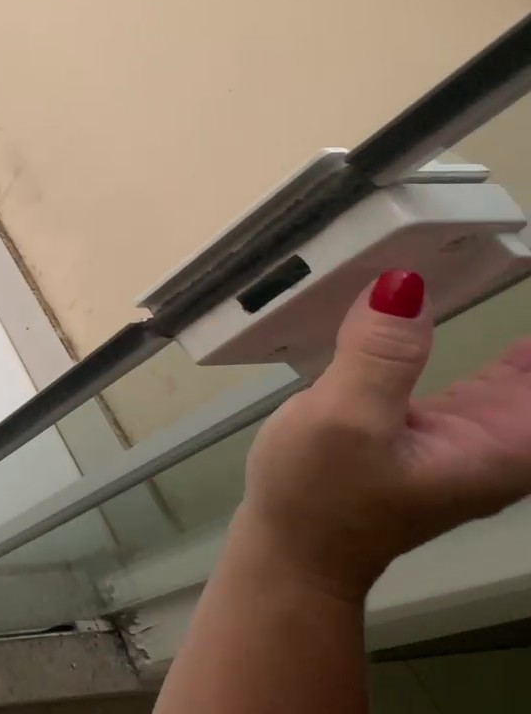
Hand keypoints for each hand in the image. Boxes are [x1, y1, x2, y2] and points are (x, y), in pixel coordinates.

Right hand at [235, 270, 530, 600]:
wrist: (295, 542)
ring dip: (514, 339)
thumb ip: (379, 354)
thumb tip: (407, 284)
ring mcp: (471, 435)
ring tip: (486, 275)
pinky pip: (474, 378)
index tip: (525, 264)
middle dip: (530, 341)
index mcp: (510, 440)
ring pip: (514, 373)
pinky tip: (442, 320)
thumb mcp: (344, 419)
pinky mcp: (431, 430)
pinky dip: (476, 347)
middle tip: (503, 260)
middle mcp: (506, 438)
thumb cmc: (321, 489)